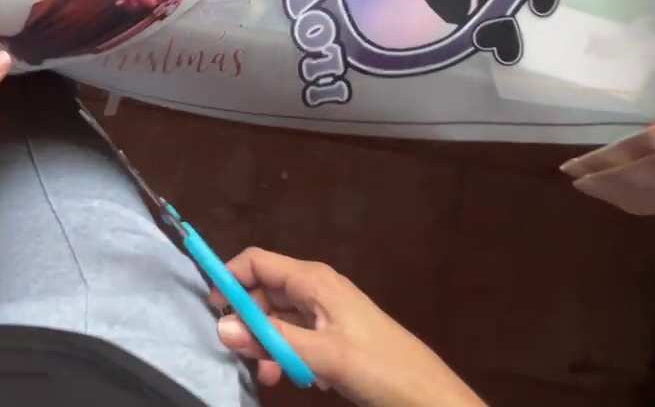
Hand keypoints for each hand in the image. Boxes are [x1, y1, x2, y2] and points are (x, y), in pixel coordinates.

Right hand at [211, 248, 485, 406]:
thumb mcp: (326, 356)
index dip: (229, 278)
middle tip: (241, 352)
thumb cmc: (384, 370)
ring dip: (268, 342)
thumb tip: (221, 328)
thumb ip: (272, 340)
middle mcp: (317, 289)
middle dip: (248, 320)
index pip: (256, 262)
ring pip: (280, 318)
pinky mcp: (338, 337)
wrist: (442, 406)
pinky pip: (299, 336)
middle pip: (264, 291)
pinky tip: (295, 378)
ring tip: (268, 374)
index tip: (213, 308)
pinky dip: (288, 353)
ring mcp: (329, 313)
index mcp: (313, 280)